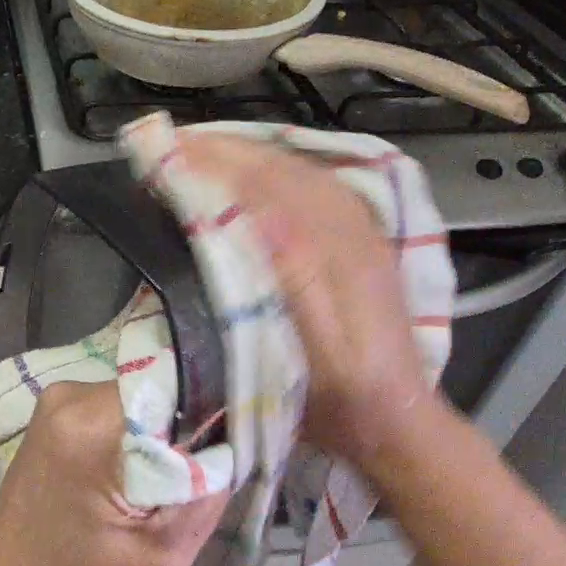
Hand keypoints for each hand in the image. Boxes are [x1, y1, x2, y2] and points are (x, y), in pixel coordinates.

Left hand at [0, 382, 229, 565]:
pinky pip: (118, 404)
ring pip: (140, 396)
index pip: (174, 388)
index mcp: (92, 426)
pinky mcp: (58, 402)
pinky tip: (134, 468)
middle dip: (186, 427)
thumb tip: (230, 449)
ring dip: (160, 430)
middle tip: (197, 472)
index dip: (209, 412)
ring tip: (163, 476)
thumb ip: (202, 502)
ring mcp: (61, 393)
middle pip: (158, 390)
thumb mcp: (160, 561)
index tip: (227, 444)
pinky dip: (135, 430)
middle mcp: (74, 395)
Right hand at [175, 134, 431, 467]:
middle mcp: (351, 234)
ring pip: (301, 173)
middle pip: (283, 172)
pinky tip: (253, 166)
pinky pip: (317, 186)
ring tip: (201, 145)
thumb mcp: (305, 355)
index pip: (266, 192)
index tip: (168, 154)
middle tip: (171, 142)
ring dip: (248, 152)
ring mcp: (361, 234)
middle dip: (225, 150)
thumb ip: (286, 284)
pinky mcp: (363, 241)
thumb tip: (248, 219)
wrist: (398, 423)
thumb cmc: (337, 400)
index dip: (215, 167)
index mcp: (334, 260)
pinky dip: (276, 167)